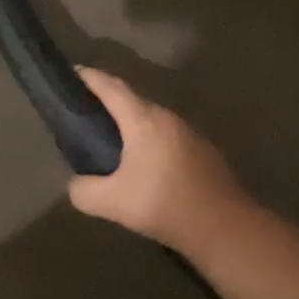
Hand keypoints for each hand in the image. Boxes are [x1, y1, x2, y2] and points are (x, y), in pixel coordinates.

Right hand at [68, 67, 248, 251]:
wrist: (225, 226)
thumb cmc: (165, 205)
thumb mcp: (113, 203)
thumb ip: (84, 191)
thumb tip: (76, 184)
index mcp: (143, 120)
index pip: (111, 87)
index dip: (90, 77)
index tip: (72, 72)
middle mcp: (167, 117)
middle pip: (132, 100)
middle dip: (108, 101)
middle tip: (86, 113)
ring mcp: (188, 132)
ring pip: (151, 119)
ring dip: (130, 123)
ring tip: (111, 141)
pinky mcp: (202, 151)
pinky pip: (166, 135)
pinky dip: (149, 141)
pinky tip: (145, 165)